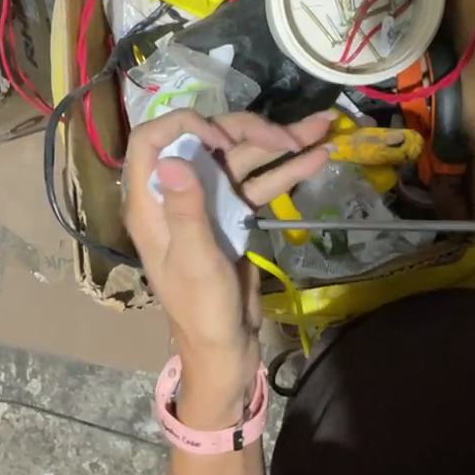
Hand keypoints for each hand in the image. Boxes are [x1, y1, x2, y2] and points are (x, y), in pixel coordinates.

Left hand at [125, 110, 335, 421]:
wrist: (225, 348)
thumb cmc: (201, 310)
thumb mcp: (194, 262)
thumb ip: (186, 210)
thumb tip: (173, 158)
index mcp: (152, 201)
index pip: (151, 141)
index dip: (183, 126)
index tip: (222, 140)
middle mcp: (178, 193)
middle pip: (207, 141)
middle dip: (250, 131)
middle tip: (292, 136)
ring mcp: (209, 200)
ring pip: (241, 158)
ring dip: (281, 141)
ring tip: (323, 127)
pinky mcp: (234, 213)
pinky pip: (260, 181)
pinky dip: (288, 168)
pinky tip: (320, 154)